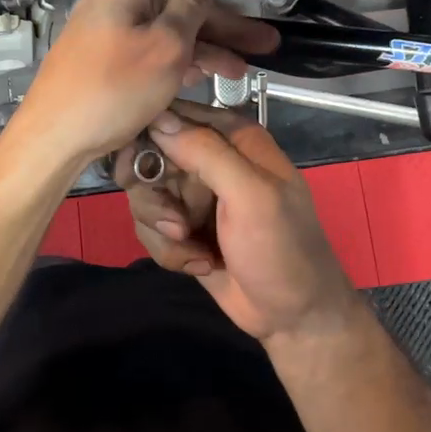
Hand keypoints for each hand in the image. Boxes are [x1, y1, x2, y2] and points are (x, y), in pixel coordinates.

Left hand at [8, 0, 278, 165]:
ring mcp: (113, 34)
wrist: (56, 138)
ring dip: (209, 45)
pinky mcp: (111, 64)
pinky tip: (209, 78)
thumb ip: (190, 7)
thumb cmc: (114, 86)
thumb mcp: (166, 45)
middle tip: (263, 39)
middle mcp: (118, 2)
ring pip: (170, 29)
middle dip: (222, 17)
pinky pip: (154, 51)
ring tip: (246, 69)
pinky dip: (182, 61)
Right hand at [128, 101, 361, 343]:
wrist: (293, 317)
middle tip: (174, 224)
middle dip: (154, 196)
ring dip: (162, 229)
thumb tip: (158, 118)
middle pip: (149, 156)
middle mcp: (211, 159)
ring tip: (193, 248)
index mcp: (233, 137)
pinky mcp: (183, 229)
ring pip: (144, 195)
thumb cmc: (281, 247)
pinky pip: (150, 227)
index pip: (175, 114)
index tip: (137, 166)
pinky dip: (169, 251)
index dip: (149, 135)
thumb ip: (205, 152)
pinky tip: (200, 264)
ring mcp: (194, 195)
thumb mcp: (250, 195)